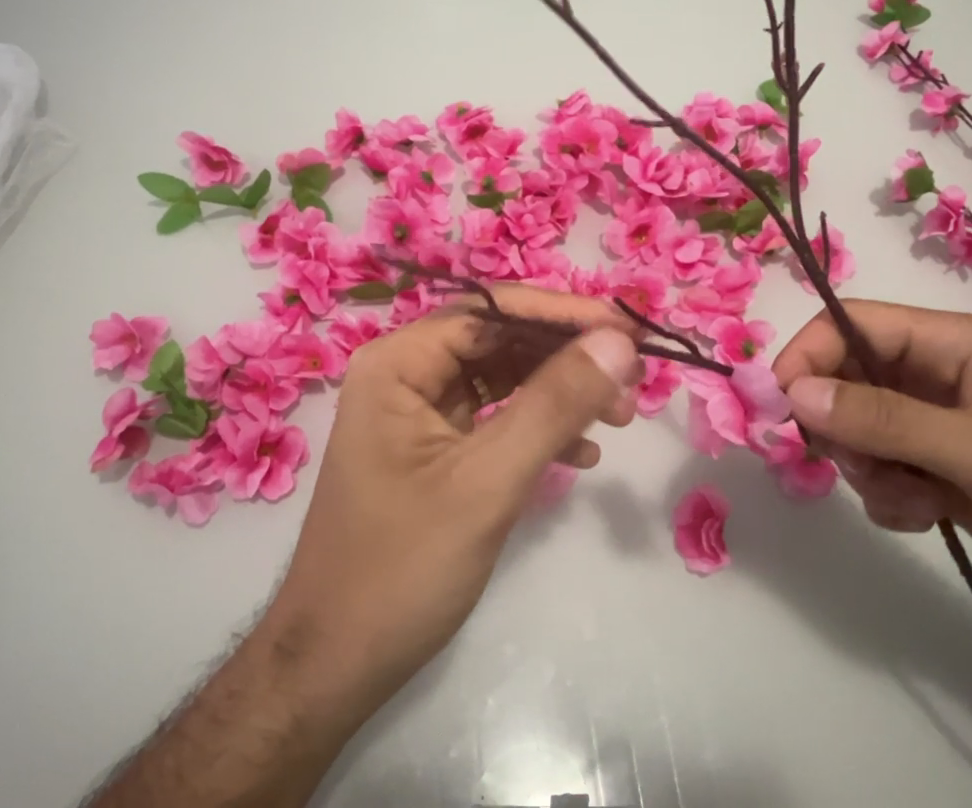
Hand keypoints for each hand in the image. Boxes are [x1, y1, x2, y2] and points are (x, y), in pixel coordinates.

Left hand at [262, 286, 640, 711]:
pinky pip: (496, 421)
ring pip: (503, 380)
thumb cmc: (403, 567)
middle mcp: (404, 376)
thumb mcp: (488, 482)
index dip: (563, 315)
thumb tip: (618, 341)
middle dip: (567, 357)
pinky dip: (540, 430)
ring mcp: (417, 417)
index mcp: (397, 365)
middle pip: (499, 340)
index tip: (630, 331)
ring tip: (620, 417)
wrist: (338, 661)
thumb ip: (555, 405)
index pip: (491, 311)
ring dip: (561, 393)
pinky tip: (582, 456)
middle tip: (633, 382)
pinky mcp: (434, 454)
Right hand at [772, 300, 971, 640]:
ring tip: (916, 501)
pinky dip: (892, 498)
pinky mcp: (953, 479)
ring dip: (869, 469)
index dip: (809, 356)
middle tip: (855, 466)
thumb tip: (794, 390)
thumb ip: (888, 420)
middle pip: (850, 380)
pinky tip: (932, 520)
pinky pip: (888, 475)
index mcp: (963, 347)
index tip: (778, 409)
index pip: (856, 326)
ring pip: (863, 433)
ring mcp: (949, 432)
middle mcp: (948, 380)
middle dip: (841, 425)